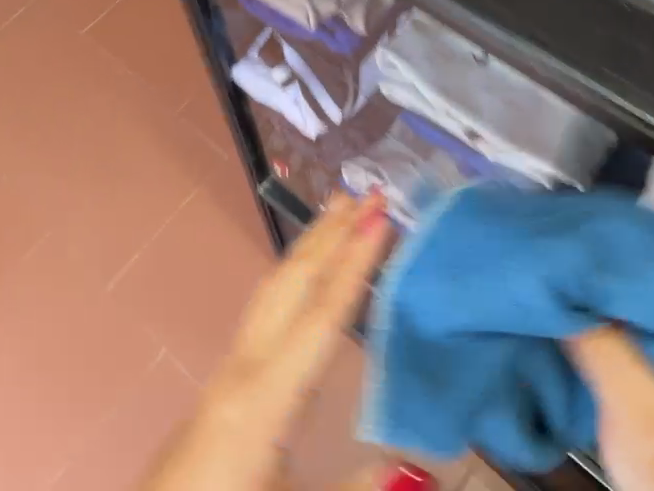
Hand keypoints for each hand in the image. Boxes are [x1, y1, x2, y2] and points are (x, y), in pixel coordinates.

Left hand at [138, 193, 394, 490]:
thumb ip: (359, 488)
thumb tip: (428, 469)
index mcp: (265, 396)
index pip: (322, 314)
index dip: (356, 263)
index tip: (382, 216)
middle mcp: (244, 366)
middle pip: (293, 284)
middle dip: (330, 234)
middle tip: (368, 191)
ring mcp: (229, 369)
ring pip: (273, 290)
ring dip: (310, 247)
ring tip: (339, 212)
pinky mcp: (226, 381)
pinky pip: (266, 309)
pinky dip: (294, 277)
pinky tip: (305, 278)